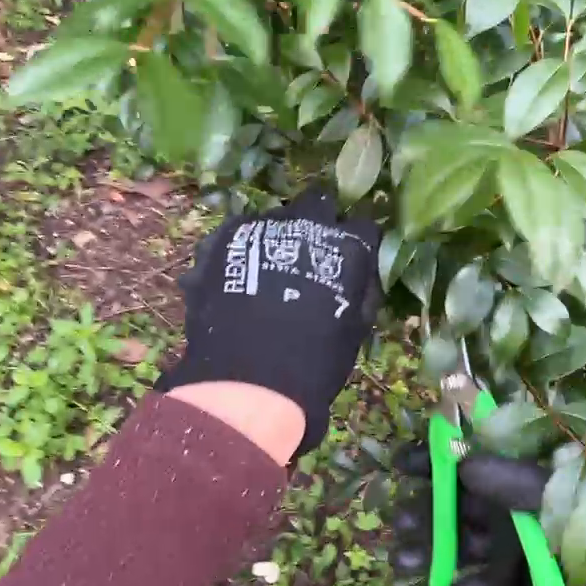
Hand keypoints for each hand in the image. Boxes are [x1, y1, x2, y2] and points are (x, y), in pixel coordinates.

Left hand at [159, 190, 380, 457]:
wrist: (248, 382)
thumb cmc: (315, 362)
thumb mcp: (355, 327)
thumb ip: (362, 289)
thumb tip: (362, 272)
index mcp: (347, 246)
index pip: (362, 225)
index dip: (356, 241)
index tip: (351, 256)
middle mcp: (306, 224)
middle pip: (317, 203)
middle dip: (318, 220)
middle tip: (310, 252)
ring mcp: (260, 227)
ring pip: (275, 217)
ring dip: (278, 235)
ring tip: (270, 269)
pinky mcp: (222, 240)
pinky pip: (239, 233)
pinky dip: (243, 248)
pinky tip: (241, 275)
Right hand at [388, 445, 585, 585]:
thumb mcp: (564, 511)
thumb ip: (513, 483)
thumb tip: (463, 459)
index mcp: (529, 485)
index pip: (477, 461)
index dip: (440, 458)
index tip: (403, 461)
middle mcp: (513, 514)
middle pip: (458, 505)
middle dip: (427, 510)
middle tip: (401, 520)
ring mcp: (507, 554)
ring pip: (456, 547)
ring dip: (427, 552)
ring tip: (402, 564)